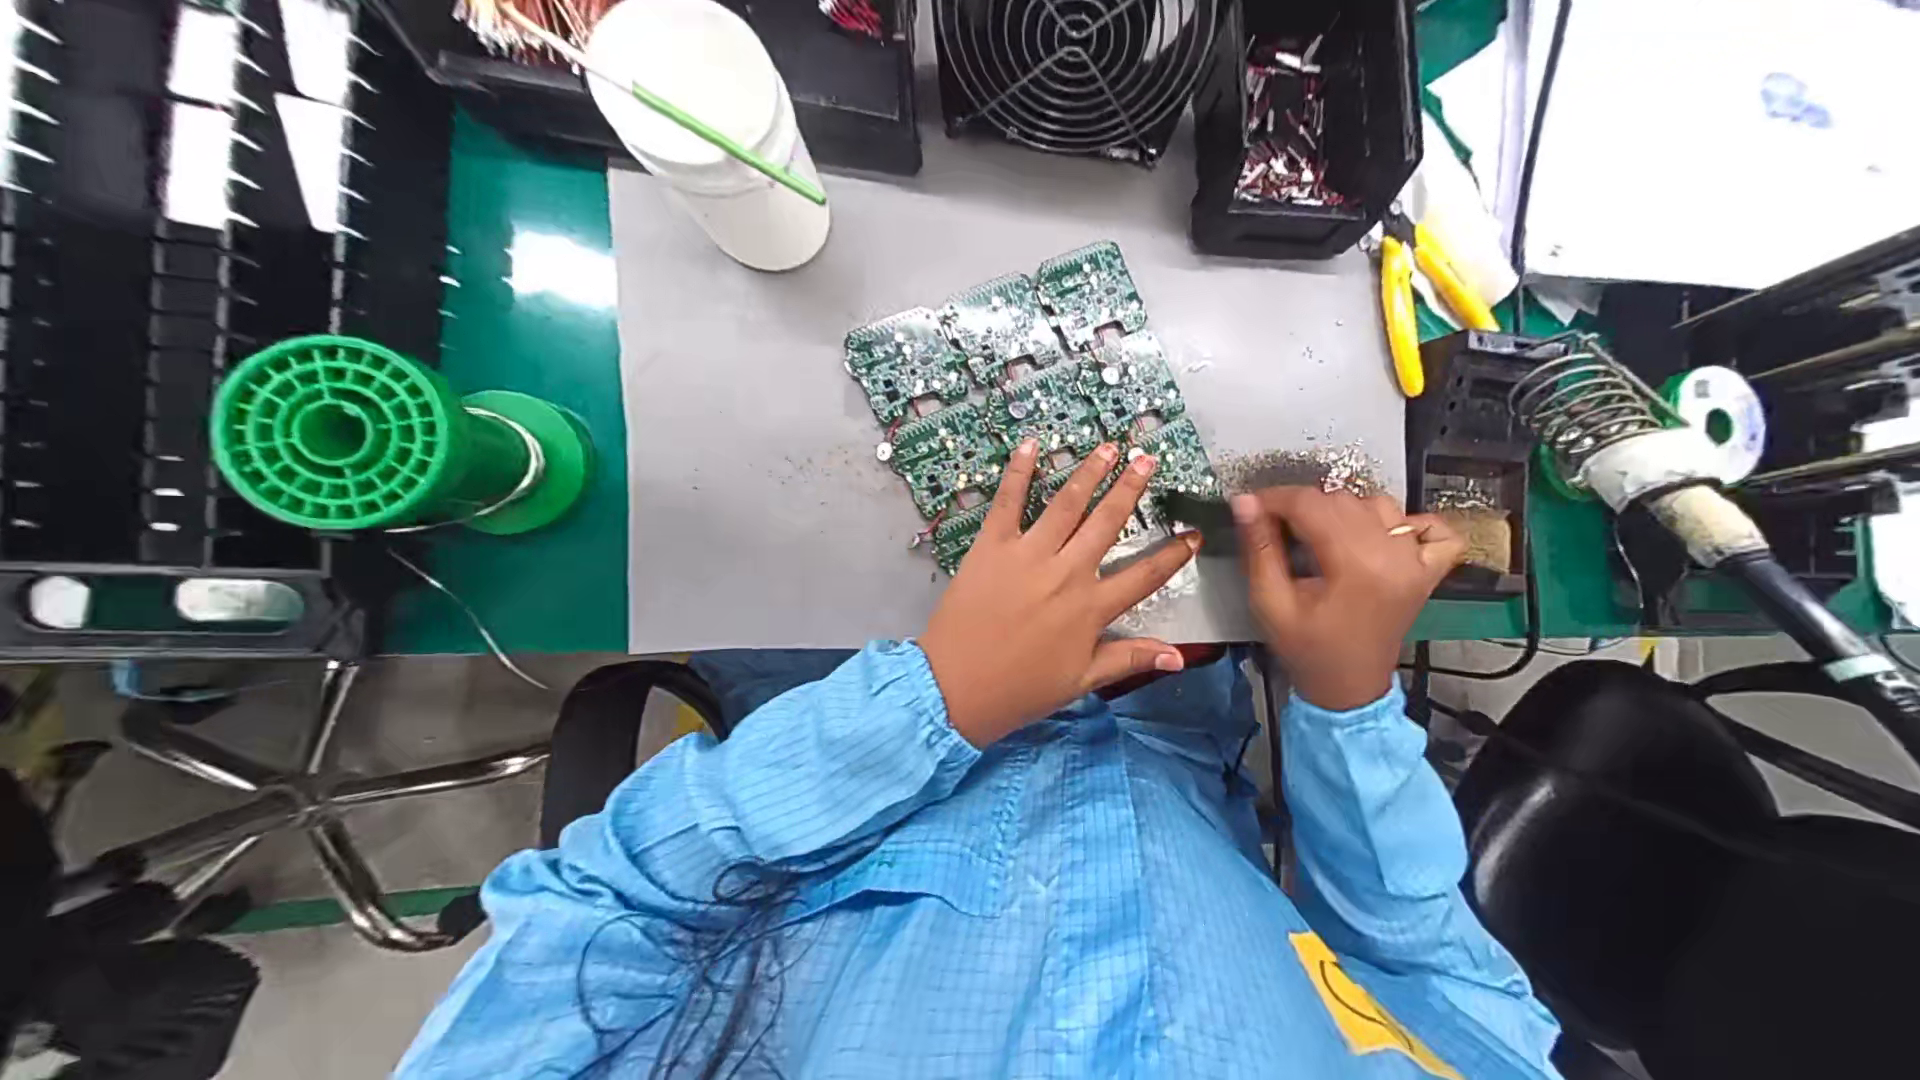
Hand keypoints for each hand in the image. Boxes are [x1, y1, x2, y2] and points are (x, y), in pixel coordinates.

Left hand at [919, 439, 1201, 746]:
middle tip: (1147, 460)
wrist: (955, 687)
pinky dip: (1018, 472)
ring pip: (1066, 505)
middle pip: (1107, 524)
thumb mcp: (1080, 681)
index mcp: (1091, 608)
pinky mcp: (991, 546)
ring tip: (1107, 448)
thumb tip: (1180, 656)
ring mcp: (1028, 555)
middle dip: (1130, 489)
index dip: (1174, 555)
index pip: (1145, 576)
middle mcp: (1066, 573)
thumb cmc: (1020, 689)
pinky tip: (1030, 446)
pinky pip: (1008, 502)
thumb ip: (1129, 659)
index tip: (1193, 533)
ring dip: (1089, 473)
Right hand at [1233, 488, 1464, 710]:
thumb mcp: (1269, 602)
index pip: (1311, 505)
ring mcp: (1418, 561)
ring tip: (1318, 532)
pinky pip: (1432, 527)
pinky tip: (1379, 532)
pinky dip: (1407, 521)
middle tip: (1276, 525)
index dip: (1275, 498)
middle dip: (1302, 504)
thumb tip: (1245, 503)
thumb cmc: (1305, 649)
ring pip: (1378, 504)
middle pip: (1342, 500)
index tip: (1251, 506)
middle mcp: (1395, 555)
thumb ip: (1259, 548)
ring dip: (1343, 509)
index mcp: (1356, 566)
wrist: (1348, 687)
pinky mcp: (1429, 570)